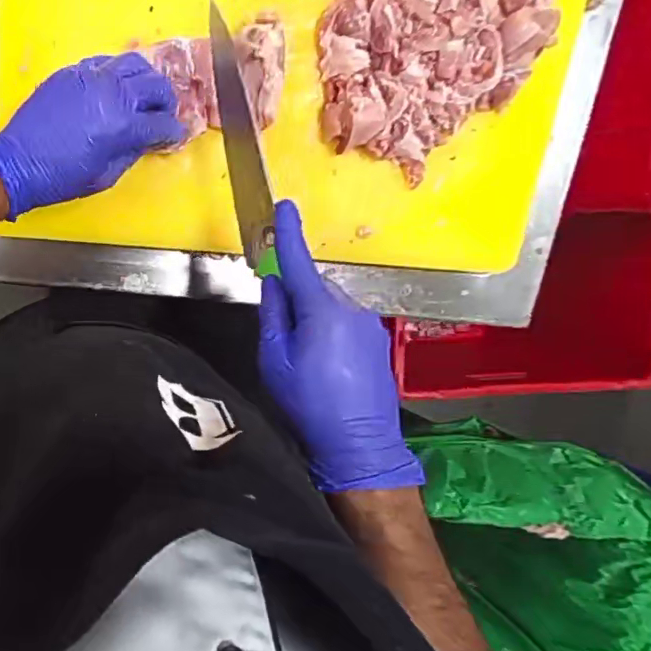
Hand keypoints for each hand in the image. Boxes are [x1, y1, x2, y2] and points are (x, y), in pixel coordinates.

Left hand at [0, 53, 187, 218]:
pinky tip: (113, 89)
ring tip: (141, 95)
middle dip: (164, 101)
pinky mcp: (71, 73)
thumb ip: (130, 153)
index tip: (172, 135)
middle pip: (155, 85)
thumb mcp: (103, 176)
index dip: (172, 131)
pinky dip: (116, 74)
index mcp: (121, 125)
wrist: (16, 163)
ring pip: (133, 64)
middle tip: (161, 114)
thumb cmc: (58, 178)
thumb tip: (144, 140)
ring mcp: (90, 78)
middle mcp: (111, 93)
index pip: (161, 122)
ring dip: (144, 80)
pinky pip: (104, 63)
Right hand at [258, 200, 423, 491]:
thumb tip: (273, 284)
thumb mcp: (274, 361)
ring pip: (330, 306)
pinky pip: (345, 323)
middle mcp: (351, 310)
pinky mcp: (378, 342)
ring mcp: (369, 325)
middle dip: (294, 297)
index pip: (300, 265)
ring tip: (301, 359)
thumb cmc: (308, 402)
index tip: (284, 207)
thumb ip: (272, 317)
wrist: (359, 443)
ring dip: (311, 318)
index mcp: (322, 312)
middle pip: (314, 288)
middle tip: (279, 335)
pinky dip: (328, 331)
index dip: (289, 235)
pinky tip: (322, 364)